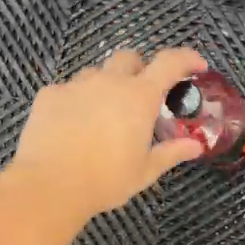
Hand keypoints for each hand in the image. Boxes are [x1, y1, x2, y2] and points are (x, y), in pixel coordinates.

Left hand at [7, 48, 208, 219]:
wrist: (49, 185)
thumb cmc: (105, 180)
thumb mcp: (145, 170)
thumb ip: (171, 153)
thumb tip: (196, 146)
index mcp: (139, 97)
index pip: (169, 63)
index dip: (186, 58)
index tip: (196, 65)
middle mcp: (109, 82)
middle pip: (128, 58)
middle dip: (139, 69)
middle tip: (141, 96)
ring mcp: (76, 85)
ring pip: (96, 73)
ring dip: (106, 86)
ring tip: (104, 115)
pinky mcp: (49, 95)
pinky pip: (68, 89)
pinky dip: (77, 101)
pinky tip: (73, 126)